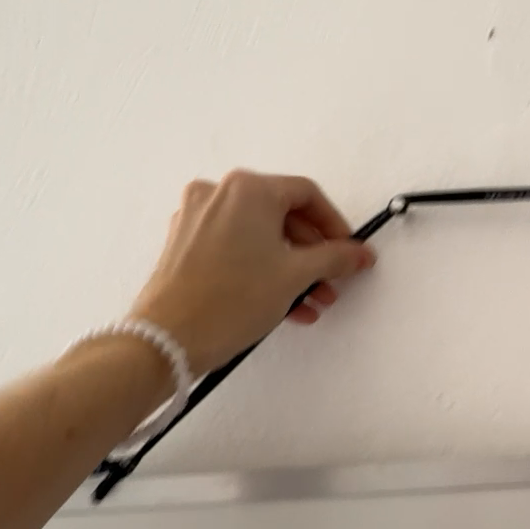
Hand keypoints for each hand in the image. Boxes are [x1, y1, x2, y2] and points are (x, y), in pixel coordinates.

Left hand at [128, 171, 375, 375]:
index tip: (349, 251)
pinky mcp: (184, 242)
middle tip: (332, 282)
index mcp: (248, 189)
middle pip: (283, 215)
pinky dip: (262, 268)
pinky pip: (235, 247)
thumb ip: (336, 258)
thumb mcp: (296, 276)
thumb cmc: (234, 299)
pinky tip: (283, 304)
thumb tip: (362, 253)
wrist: (167, 339)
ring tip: (311, 302)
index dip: (335, 225)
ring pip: (259, 235)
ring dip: (291, 266)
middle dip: (313, 253)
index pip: (307, 195)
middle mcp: (219, 193)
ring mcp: (197, 217)